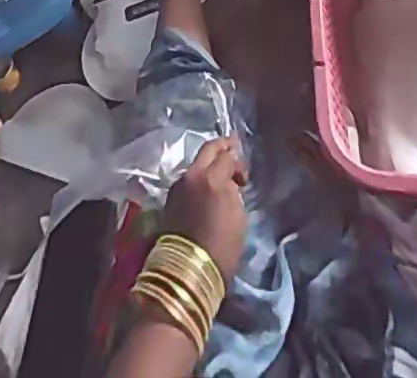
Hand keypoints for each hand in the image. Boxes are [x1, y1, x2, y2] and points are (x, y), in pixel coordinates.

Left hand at [163, 137, 248, 280]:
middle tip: (233, 146)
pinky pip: (189, 177)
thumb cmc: (220, 247)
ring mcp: (179, 184)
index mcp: (212, 178)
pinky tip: (207, 184)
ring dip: (209, 162)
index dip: (239, 163)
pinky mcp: (171, 197)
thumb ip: (233, 192)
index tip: (244, 176)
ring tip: (220, 170)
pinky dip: (199, 176)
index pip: (227, 157)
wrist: (187, 270)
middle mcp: (192, 175)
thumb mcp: (238, 218)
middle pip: (207, 149)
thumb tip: (229, 183)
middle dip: (222, 146)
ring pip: (196, 163)